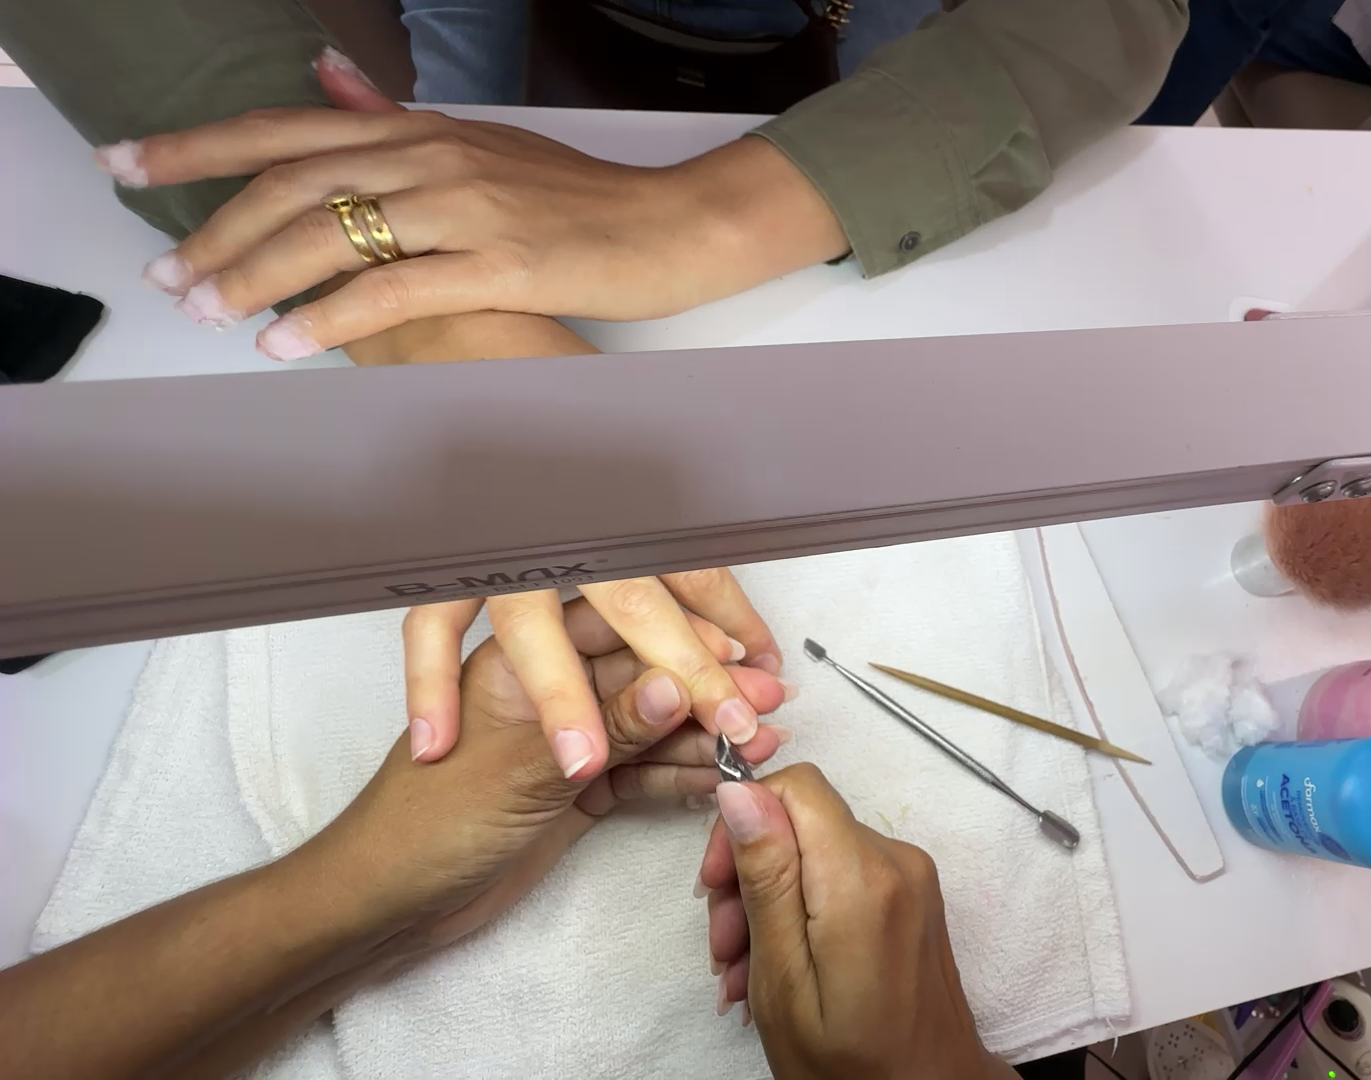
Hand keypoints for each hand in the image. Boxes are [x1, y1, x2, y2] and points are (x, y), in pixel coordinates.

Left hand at [108, 49, 848, 361]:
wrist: (677, 226)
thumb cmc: (602, 204)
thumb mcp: (502, 153)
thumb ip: (417, 131)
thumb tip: (339, 91)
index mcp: (434, 132)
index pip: (293, 130)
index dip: (202, 147)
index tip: (135, 170)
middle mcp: (437, 158)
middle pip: (293, 185)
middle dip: (215, 229)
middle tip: (168, 274)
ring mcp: (468, 210)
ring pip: (331, 235)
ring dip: (256, 276)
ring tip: (212, 310)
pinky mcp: (502, 266)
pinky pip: (395, 289)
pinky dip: (332, 317)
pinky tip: (290, 342)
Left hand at [314, 597, 790, 953]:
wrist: (387, 912)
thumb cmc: (428, 825)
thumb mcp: (522, 772)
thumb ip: (608, 727)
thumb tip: (683, 685)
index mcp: (526, 659)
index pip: (620, 634)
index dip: (685, 644)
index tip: (742, 662)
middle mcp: (560, 689)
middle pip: (651, 680)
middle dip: (713, 694)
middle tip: (770, 703)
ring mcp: (580, 735)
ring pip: (657, 726)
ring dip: (709, 737)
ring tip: (766, 743)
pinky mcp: (592, 780)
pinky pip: (648, 769)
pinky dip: (686, 774)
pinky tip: (727, 775)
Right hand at [695, 765, 1015, 1079]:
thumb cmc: (848, 1065)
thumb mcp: (785, 982)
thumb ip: (767, 878)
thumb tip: (740, 789)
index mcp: (865, 877)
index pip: (798, 785)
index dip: (746, 818)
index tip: (715, 886)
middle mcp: (897, 856)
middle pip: (802, 821)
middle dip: (750, 874)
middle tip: (723, 951)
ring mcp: (911, 871)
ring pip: (817, 848)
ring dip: (770, 899)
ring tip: (742, 973)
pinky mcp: (913, 888)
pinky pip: (844, 871)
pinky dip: (805, 906)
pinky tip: (780, 964)